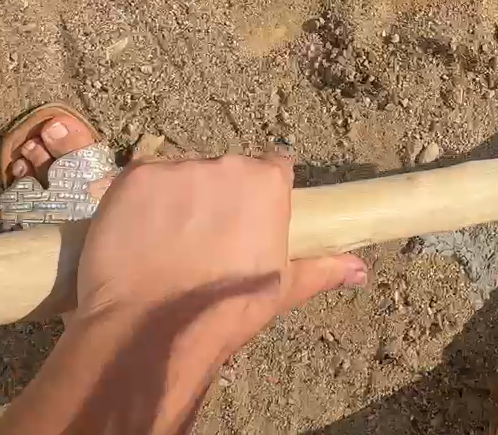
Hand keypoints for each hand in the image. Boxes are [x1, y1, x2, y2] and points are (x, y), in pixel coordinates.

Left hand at [74, 152, 366, 364]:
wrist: (152, 332)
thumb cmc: (226, 310)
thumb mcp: (282, 288)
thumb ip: (323, 268)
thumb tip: (360, 269)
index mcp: (268, 181)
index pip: (270, 168)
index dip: (256, 194)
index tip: (245, 219)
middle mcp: (229, 164)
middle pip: (224, 170)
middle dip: (215, 196)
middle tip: (201, 239)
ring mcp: (181, 167)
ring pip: (182, 174)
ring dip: (177, 198)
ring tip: (165, 243)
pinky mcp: (138, 175)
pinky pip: (142, 179)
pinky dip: (139, 202)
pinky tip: (137, 235)